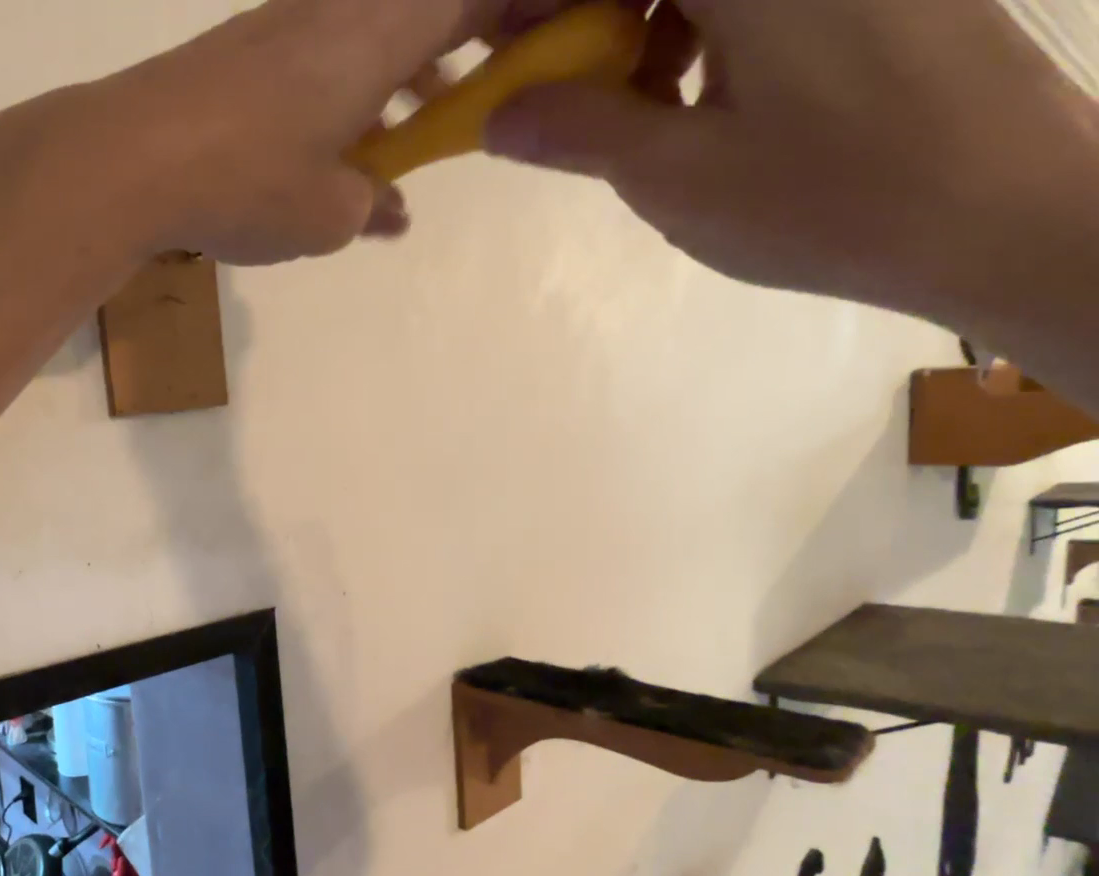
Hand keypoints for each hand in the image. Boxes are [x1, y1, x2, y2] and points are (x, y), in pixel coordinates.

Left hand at [0, 0, 595, 265]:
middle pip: (427, 5)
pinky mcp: (239, 53)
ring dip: (409, 64)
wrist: (121, 161)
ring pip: (372, 26)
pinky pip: (323, 49)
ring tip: (422, 122)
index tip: (557, 40)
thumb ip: (372, 205)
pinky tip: (339, 142)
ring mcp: (281, 24)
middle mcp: (337, 8)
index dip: (526, 13)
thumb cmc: (243, 183)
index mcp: (381, 30)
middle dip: (473, 35)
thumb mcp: (327, 215)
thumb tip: (390, 211)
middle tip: (495, 80)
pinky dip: (352, 82)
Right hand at [483, 0, 1098, 340]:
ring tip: (635, 108)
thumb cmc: (829, 198)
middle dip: (589, 21)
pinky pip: (762, 0)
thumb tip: (499, 116)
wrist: (1014, 216)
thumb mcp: (675, 175)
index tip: (502, 56)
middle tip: (555, 88)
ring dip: (646, 27)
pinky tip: (705, 99)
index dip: (539, 7)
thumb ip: (577, 131)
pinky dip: (709, 31)